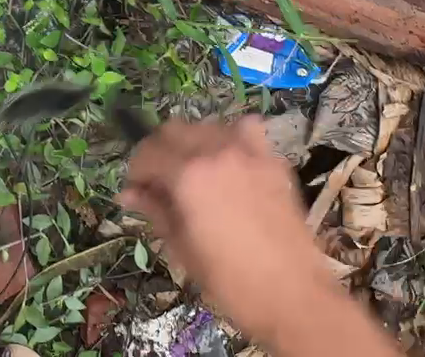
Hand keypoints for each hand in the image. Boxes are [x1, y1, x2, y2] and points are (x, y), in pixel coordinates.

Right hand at [120, 117, 334, 344]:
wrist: (295, 298)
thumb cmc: (232, 282)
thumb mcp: (183, 249)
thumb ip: (155, 211)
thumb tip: (129, 194)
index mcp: (187, 175)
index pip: (147, 153)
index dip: (136, 170)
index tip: (136, 190)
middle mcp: (214, 151)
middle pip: (172, 130)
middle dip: (158, 151)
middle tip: (160, 182)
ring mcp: (246, 151)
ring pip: (205, 126)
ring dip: (191, 142)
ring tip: (194, 173)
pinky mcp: (271, 160)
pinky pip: (245, 129)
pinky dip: (232, 137)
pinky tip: (231, 160)